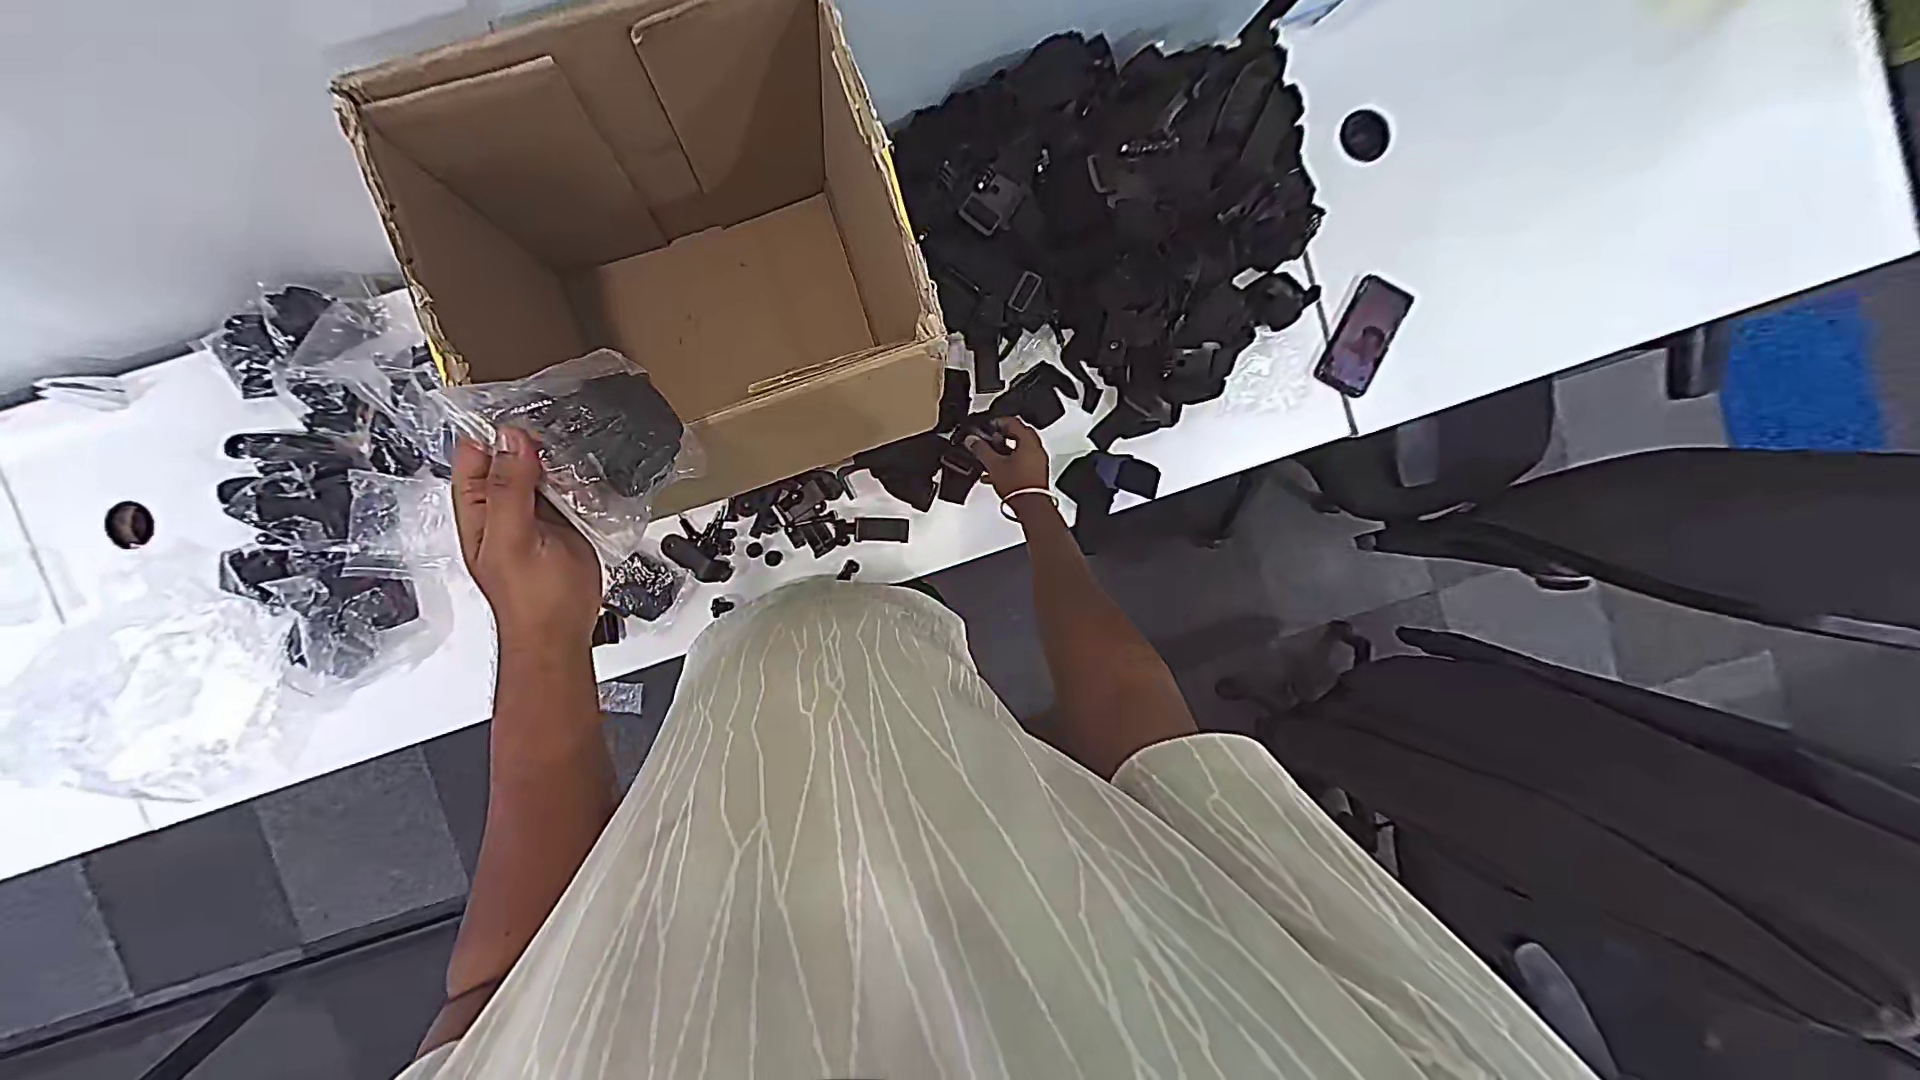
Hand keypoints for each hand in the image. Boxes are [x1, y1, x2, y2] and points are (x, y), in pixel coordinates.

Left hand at [453, 428, 602, 653]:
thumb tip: (510, 440)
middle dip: (534, 443)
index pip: (476, 453)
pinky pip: (573, 491)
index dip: (495, 432)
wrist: (563, 630)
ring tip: (580, 449)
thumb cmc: (531, 598)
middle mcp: (505, 506)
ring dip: (562, 461)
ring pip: (546, 472)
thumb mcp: (514, 537)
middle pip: (514, 458)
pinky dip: (582, 482)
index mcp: (478, 507)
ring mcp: (538, 514)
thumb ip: (510, 488)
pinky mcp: (568, 522)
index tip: (524, 416)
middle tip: (560, 430)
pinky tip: (593, 476)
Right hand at [965, 417, 1050, 500]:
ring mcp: (1037, 463)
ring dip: (1005, 451)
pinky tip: (995, 473)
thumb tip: (972, 440)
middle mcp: (1036, 451)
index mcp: (1029, 443)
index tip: (988, 427)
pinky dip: (1009, 464)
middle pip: (1018, 435)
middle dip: (1002, 436)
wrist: (1030, 506)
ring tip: (991, 456)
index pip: (1014, 423)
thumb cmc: (1019, 486)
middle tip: (991, 439)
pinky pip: (1021, 464)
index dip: (998, 422)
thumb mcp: (994, 464)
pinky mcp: (1035, 475)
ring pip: (1020, 450)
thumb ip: (981, 450)